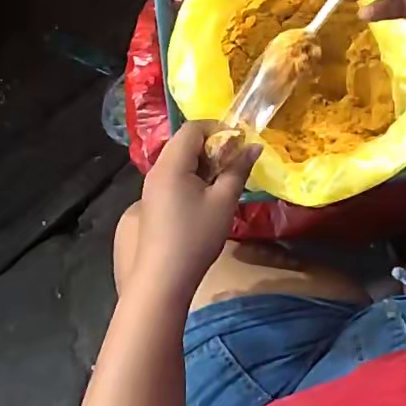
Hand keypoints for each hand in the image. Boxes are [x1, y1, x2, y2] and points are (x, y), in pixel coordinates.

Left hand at [126, 121, 259, 298]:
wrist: (163, 277)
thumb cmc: (197, 236)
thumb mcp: (224, 201)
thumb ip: (238, 169)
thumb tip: (254, 146)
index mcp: (171, 164)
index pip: (193, 128)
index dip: (218, 130)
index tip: (240, 146)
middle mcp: (156, 170)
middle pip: (184, 142)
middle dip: (212, 146)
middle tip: (234, 165)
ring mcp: (151, 187)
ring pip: (179, 160)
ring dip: (203, 163)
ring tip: (223, 182)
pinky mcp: (152, 202)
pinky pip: (173, 177)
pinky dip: (192, 177)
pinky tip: (206, 198)